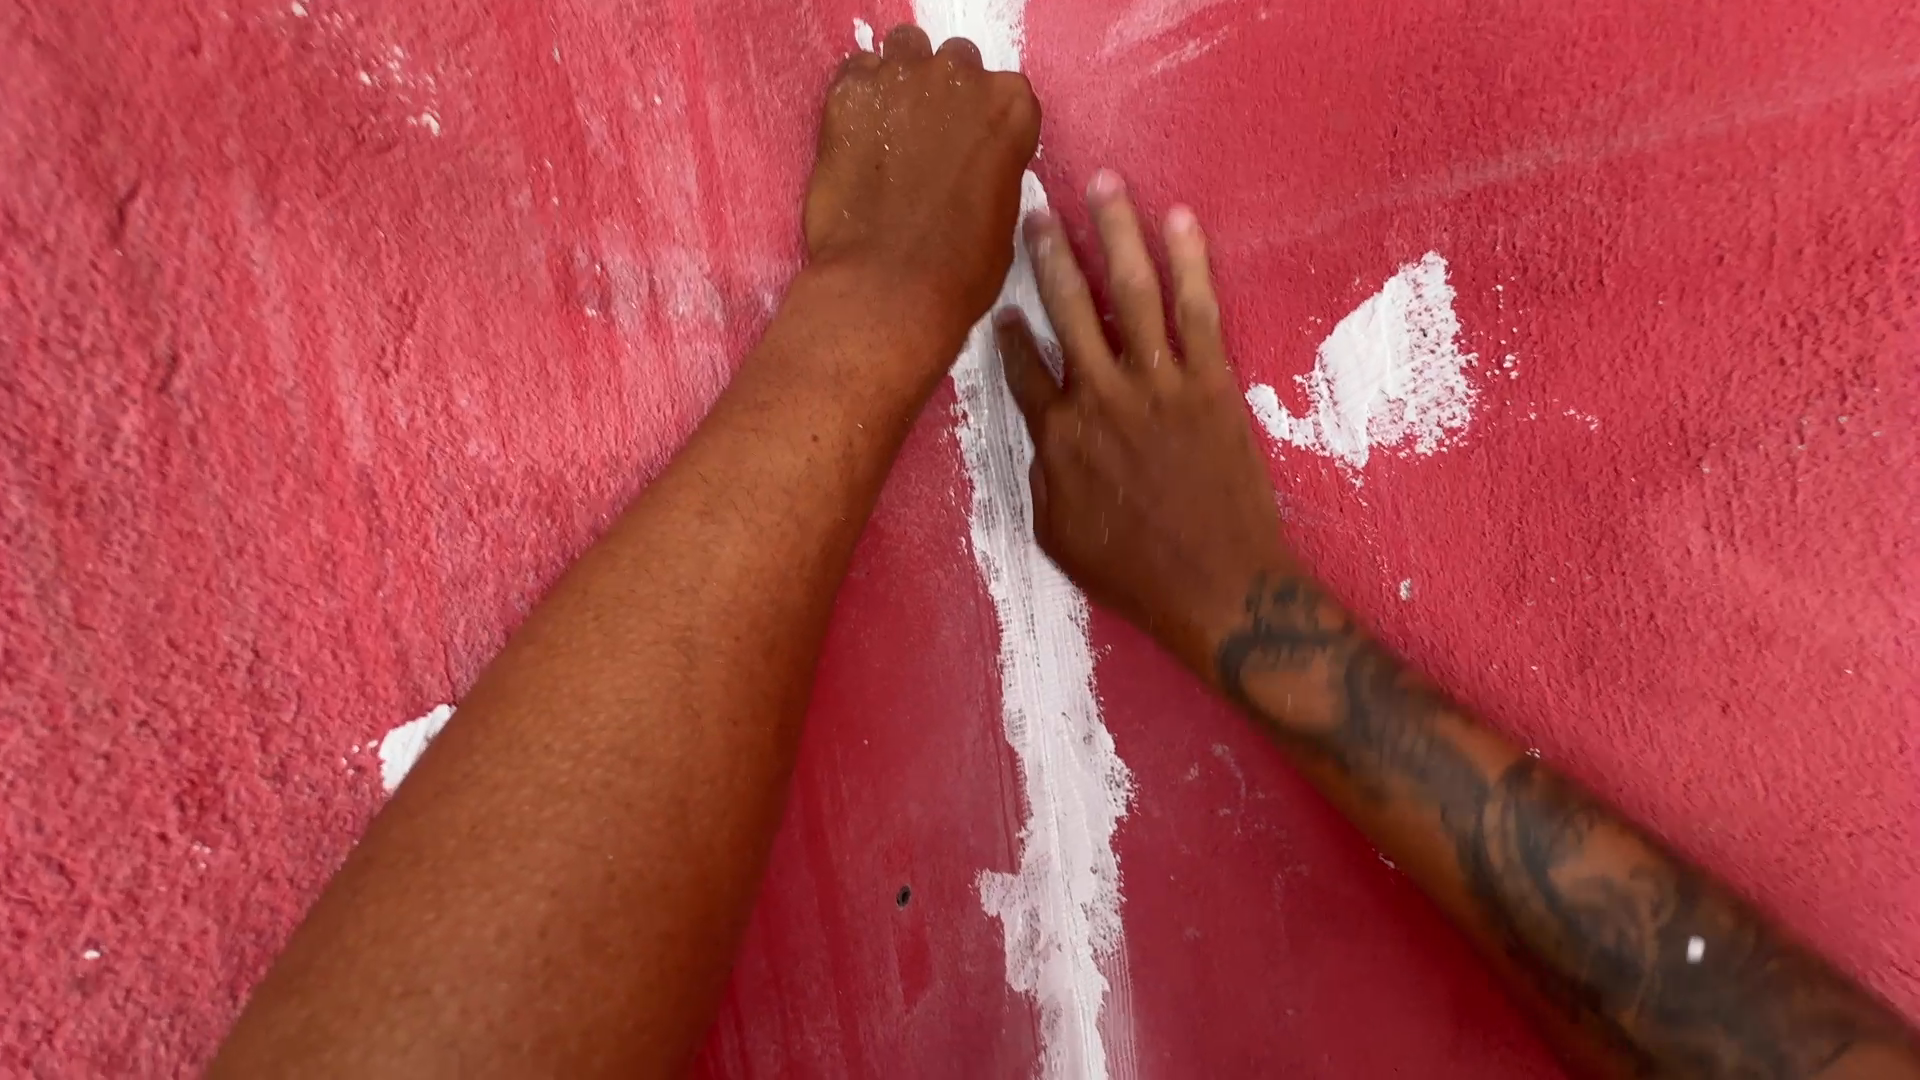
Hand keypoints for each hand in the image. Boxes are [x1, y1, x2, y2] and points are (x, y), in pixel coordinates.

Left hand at [804, 25, 1039, 348]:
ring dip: (902, 88)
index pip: (1005, 96)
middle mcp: (962, 76)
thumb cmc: (959, 274)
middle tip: (927, 150)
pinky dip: (859, 102)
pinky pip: (856, 76)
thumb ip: (992, 175)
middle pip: (955, 67)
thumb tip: (975, 172)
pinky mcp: (849, 93)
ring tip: (890, 138)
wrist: (889, 290)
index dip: (984, 129)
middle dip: (945, 101)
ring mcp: (901, 77)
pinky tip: (857, 144)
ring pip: (904, 55)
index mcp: (1012, 108)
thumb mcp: (1003, 224)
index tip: (970, 157)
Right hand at [994, 172, 1292, 679]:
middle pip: (1066, 311)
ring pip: (1130, 294)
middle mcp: (1101, 398)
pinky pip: (1198, 313)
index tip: (1002, 311)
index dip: (1009, 336)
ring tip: (1104, 185)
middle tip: (1037, 210)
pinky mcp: (1211, 385)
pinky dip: (1190, 264)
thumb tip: (1045, 440)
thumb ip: (1043, 478)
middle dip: (1049, 256)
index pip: (1022, 370)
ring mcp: (1158, 386)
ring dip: (1115, 234)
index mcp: (1058, 438)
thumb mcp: (1057, 537)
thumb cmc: (1131, 573)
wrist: (1215, 588)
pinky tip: (1180, 221)